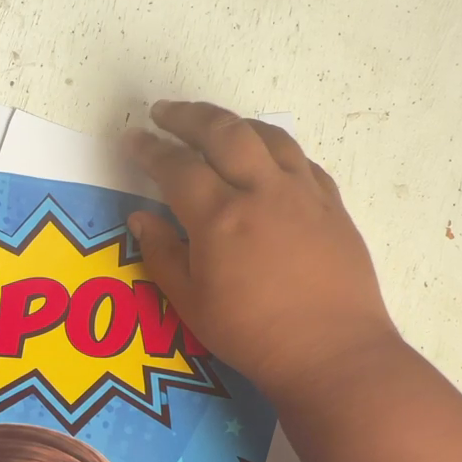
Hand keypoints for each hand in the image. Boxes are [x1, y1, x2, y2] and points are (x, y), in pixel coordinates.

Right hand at [122, 100, 400, 401]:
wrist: (329, 349)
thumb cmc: (248, 332)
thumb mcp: (190, 301)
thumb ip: (164, 253)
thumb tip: (141, 217)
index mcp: (219, 218)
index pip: (176, 168)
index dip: (150, 150)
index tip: (131, 138)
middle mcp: (262, 191)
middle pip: (224, 133)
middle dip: (189, 117)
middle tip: (164, 112)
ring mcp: (302, 192)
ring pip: (267, 135)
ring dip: (233, 123)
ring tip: (211, 126)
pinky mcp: (330, 202)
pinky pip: (298, 158)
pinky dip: (271, 147)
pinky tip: (261, 157)